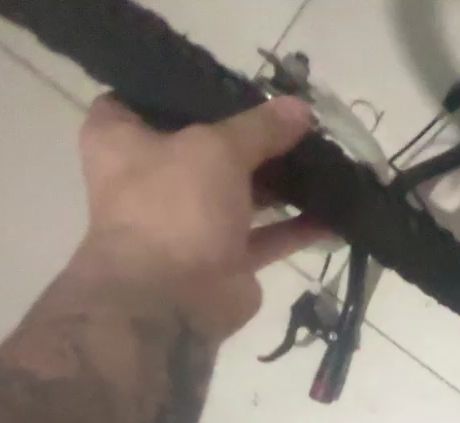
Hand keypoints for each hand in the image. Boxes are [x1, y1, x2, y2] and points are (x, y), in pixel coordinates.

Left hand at [73, 95, 331, 337]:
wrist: (173, 295)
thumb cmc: (174, 206)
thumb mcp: (217, 149)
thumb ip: (261, 129)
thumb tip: (302, 109)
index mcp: (124, 138)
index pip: (157, 101)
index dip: (199, 94)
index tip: (244, 91)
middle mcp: (155, 176)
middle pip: (211, 149)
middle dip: (257, 142)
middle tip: (301, 129)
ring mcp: (192, 219)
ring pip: (245, 194)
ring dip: (283, 185)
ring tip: (324, 167)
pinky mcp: (227, 256)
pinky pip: (269, 235)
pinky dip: (298, 227)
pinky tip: (335, 216)